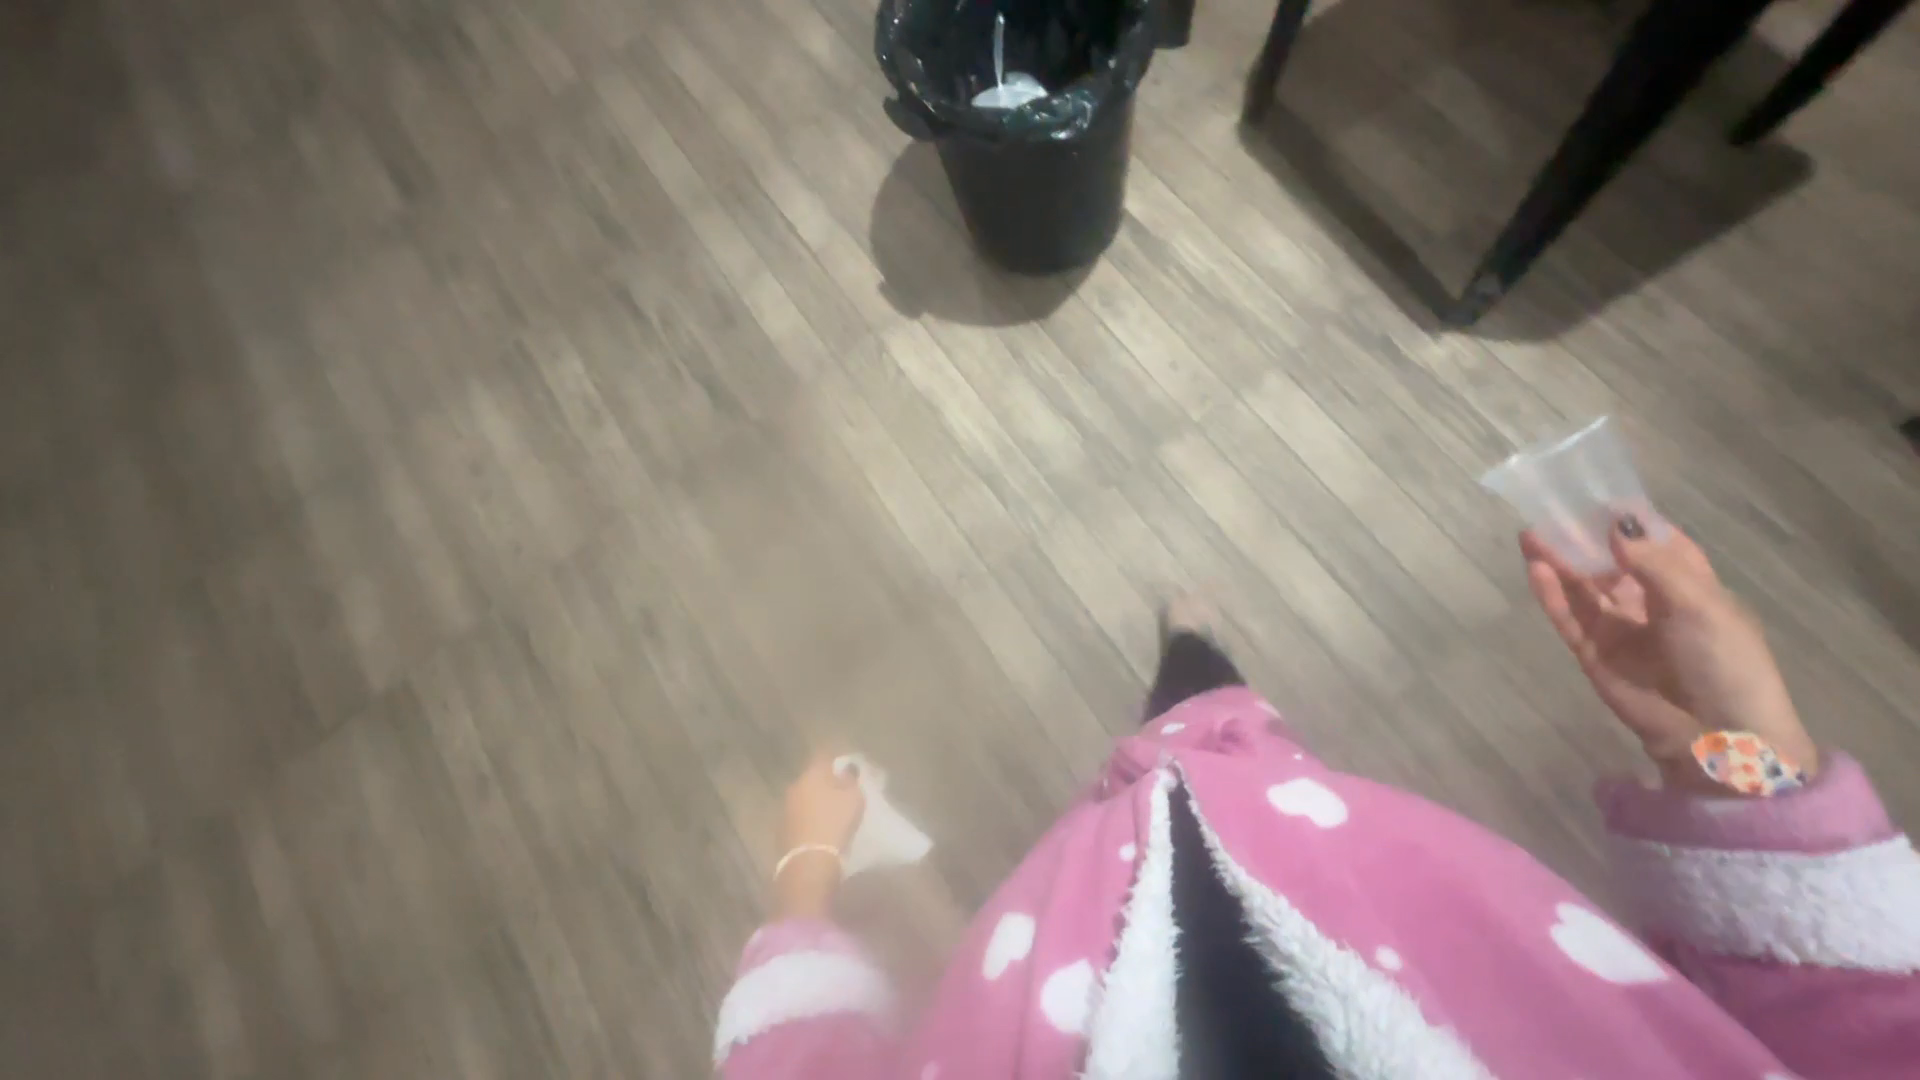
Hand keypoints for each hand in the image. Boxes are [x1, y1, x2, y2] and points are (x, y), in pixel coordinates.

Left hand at [774, 756, 864, 917]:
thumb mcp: (854, 798)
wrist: (809, 862)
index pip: (823, 756)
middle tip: (842, 791)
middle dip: (825, 782)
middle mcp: (794, 786)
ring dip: (815, 801)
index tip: (848, 766)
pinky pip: (799, 817)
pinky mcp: (781, 830)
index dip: (836, 759)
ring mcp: (785, 809)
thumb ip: (851, 780)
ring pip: (804, 797)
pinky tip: (819, 828)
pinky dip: (809, 818)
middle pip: (812, 777)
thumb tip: (846, 770)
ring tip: (831, 812)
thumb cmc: (835, 823)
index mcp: (812, 774)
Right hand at [1522, 516, 1814, 791]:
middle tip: (1551, 510)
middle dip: (1584, 539)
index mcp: (1692, 589)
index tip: (1600, 496)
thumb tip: (1616, 523)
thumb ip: (1654, 565)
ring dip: (1560, 562)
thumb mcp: (1700, 606)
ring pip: (1582, 587)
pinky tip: (1536, 569)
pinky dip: (1551, 594)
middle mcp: (1652, 604)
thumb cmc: (1727, 664)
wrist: (1718, 735)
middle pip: (1611, 564)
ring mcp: (1619, 629)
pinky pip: (1568, 617)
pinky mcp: (1592, 652)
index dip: (1631, 522)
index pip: (1658, 545)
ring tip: (1531, 534)